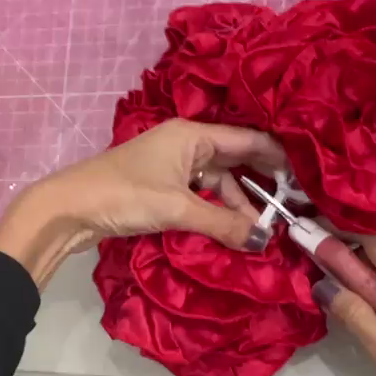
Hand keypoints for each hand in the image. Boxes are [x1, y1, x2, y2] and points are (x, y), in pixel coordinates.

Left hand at [0, 120, 283, 286]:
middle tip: (286, 215)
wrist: (69, 209)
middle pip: (233, 163)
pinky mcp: (159, 189)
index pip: (247, 140)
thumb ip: (222, 223)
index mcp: (192, 134)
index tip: (305, 179)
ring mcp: (171, 167)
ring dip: (233, 207)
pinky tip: (227, 232)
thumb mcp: (177, 208)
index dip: (277, 158)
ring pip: (215, 184)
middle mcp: (185, 144)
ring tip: (256, 235)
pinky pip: (198, 197)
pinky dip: (213, 213)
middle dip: (257, 191)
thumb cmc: (124, 195)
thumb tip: (262, 240)